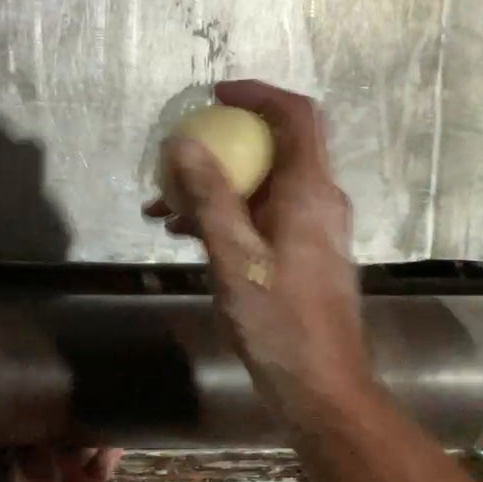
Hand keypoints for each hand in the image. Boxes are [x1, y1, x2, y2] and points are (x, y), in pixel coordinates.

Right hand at [143, 81, 371, 431]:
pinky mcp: (300, 253)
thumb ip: (209, 197)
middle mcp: (317, 200)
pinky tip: (184, 233)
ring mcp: (311, 228)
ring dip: (214, 183)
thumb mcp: (234, 257)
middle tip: (176, 154)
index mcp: (309, 191)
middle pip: (275, 146)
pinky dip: (224, 211)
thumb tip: (182, 144)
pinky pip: (260, 212)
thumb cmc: (280, 321)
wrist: (320, 387)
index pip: (296, 116)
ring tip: (162, 205)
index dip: (258, 94)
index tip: (214, 95)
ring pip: (261, 183)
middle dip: (221, 143)